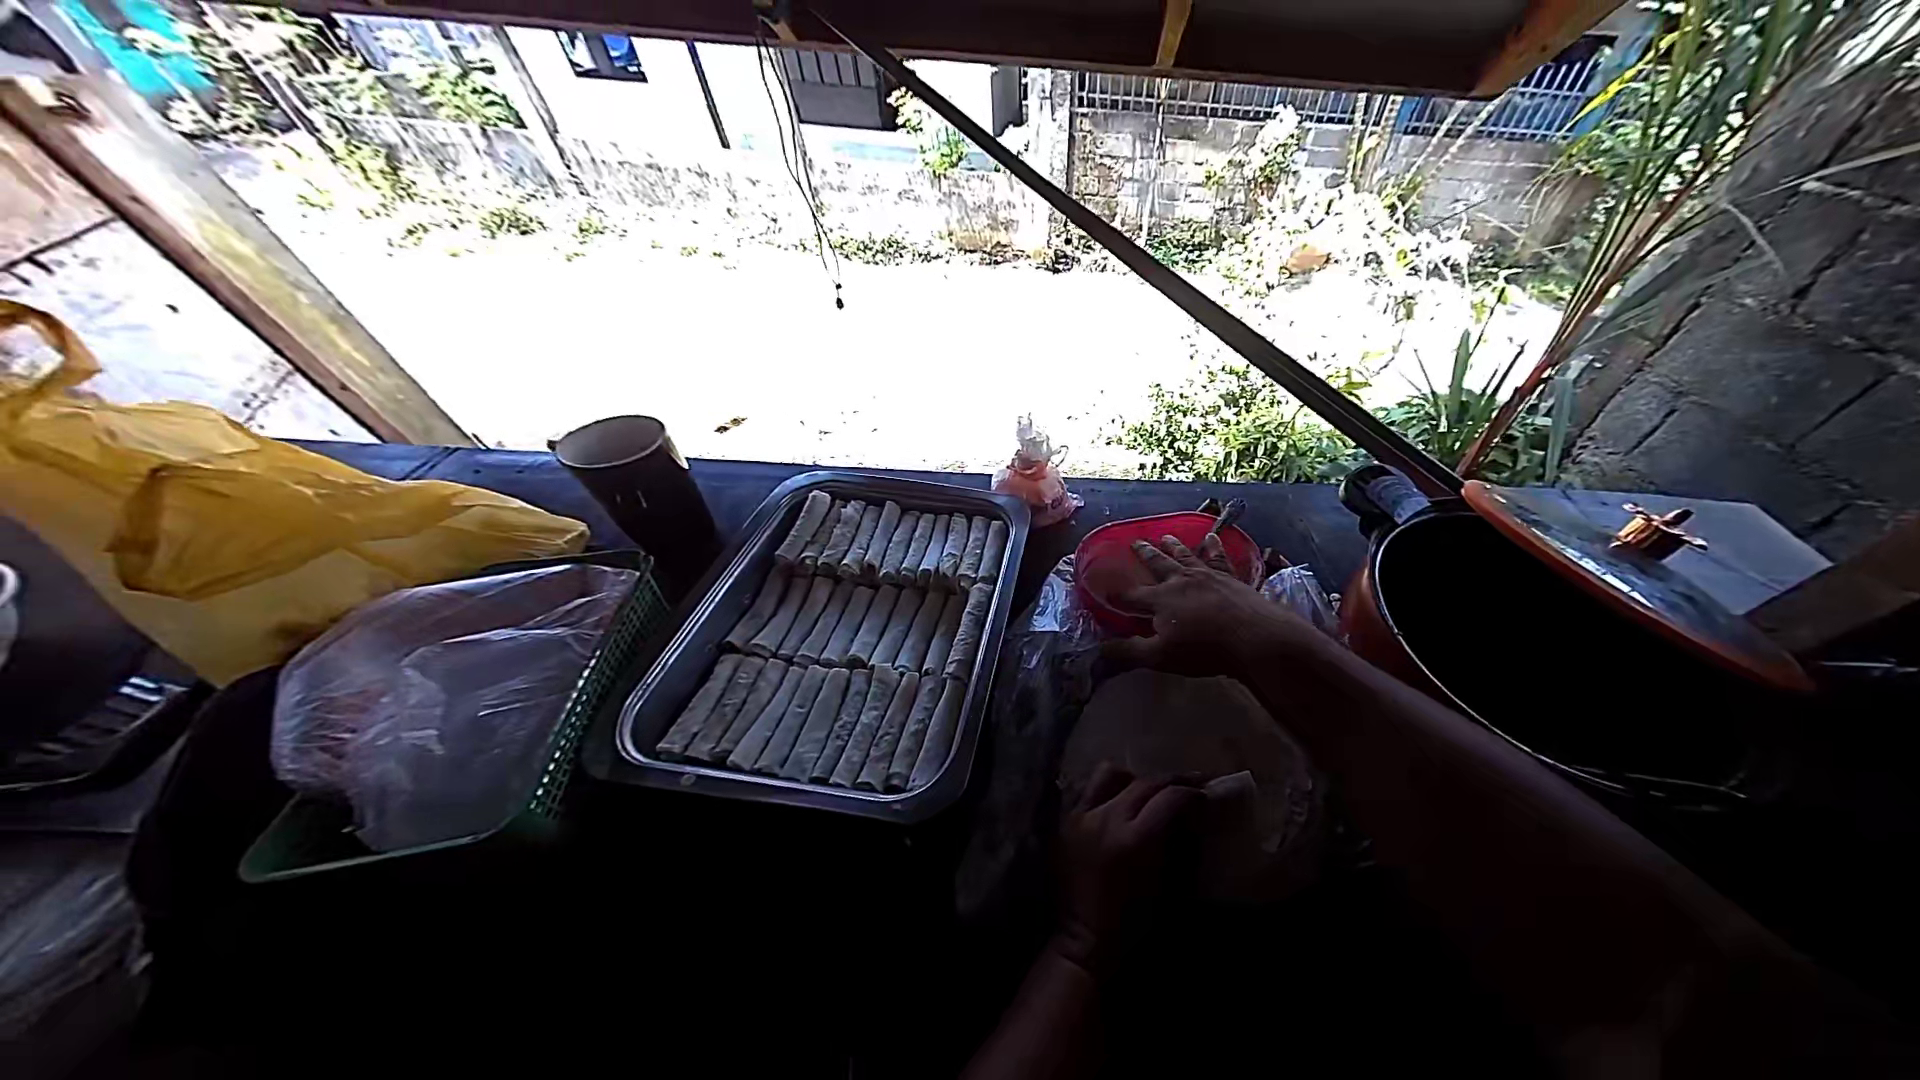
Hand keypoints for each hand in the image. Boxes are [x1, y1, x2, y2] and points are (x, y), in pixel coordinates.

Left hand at [1053, 762, 1203, 973]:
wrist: (1083, 939)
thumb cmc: (1132, 923)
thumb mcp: (1167, 885)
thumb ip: (1178, 844)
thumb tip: (1193, 815)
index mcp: (1134, 839)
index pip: (1169, 798)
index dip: (1191, 794)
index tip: (1206, 795)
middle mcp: (1105, 818)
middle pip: (1144, 783)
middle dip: (1171, 782)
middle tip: (1191, 786)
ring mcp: (1081, 814)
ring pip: (1111, 774)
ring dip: (1135, 780)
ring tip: (1149, 792)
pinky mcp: (1066, 818)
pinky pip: (1090, 789)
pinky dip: (1110, 791)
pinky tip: (1122, 802)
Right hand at [1103, 534, 1325, 677]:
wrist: (1254, 637)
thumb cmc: (1204, 649)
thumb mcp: (1160, 656)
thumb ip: (1129, 651)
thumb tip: (1100, 648)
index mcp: (1159, 599)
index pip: (1131, 596)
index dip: (1116, 594)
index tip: (1105, 588)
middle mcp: (1180, 581)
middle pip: (1157, 564)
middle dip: (1144, 554)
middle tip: (1135, 542)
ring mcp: (1207, 576)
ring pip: (1184, 555)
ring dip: (1173, 546)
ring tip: (1165, 536)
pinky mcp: (1230, 578)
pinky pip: (1218, 558)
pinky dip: (1213, 547)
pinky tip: (1211, 538)